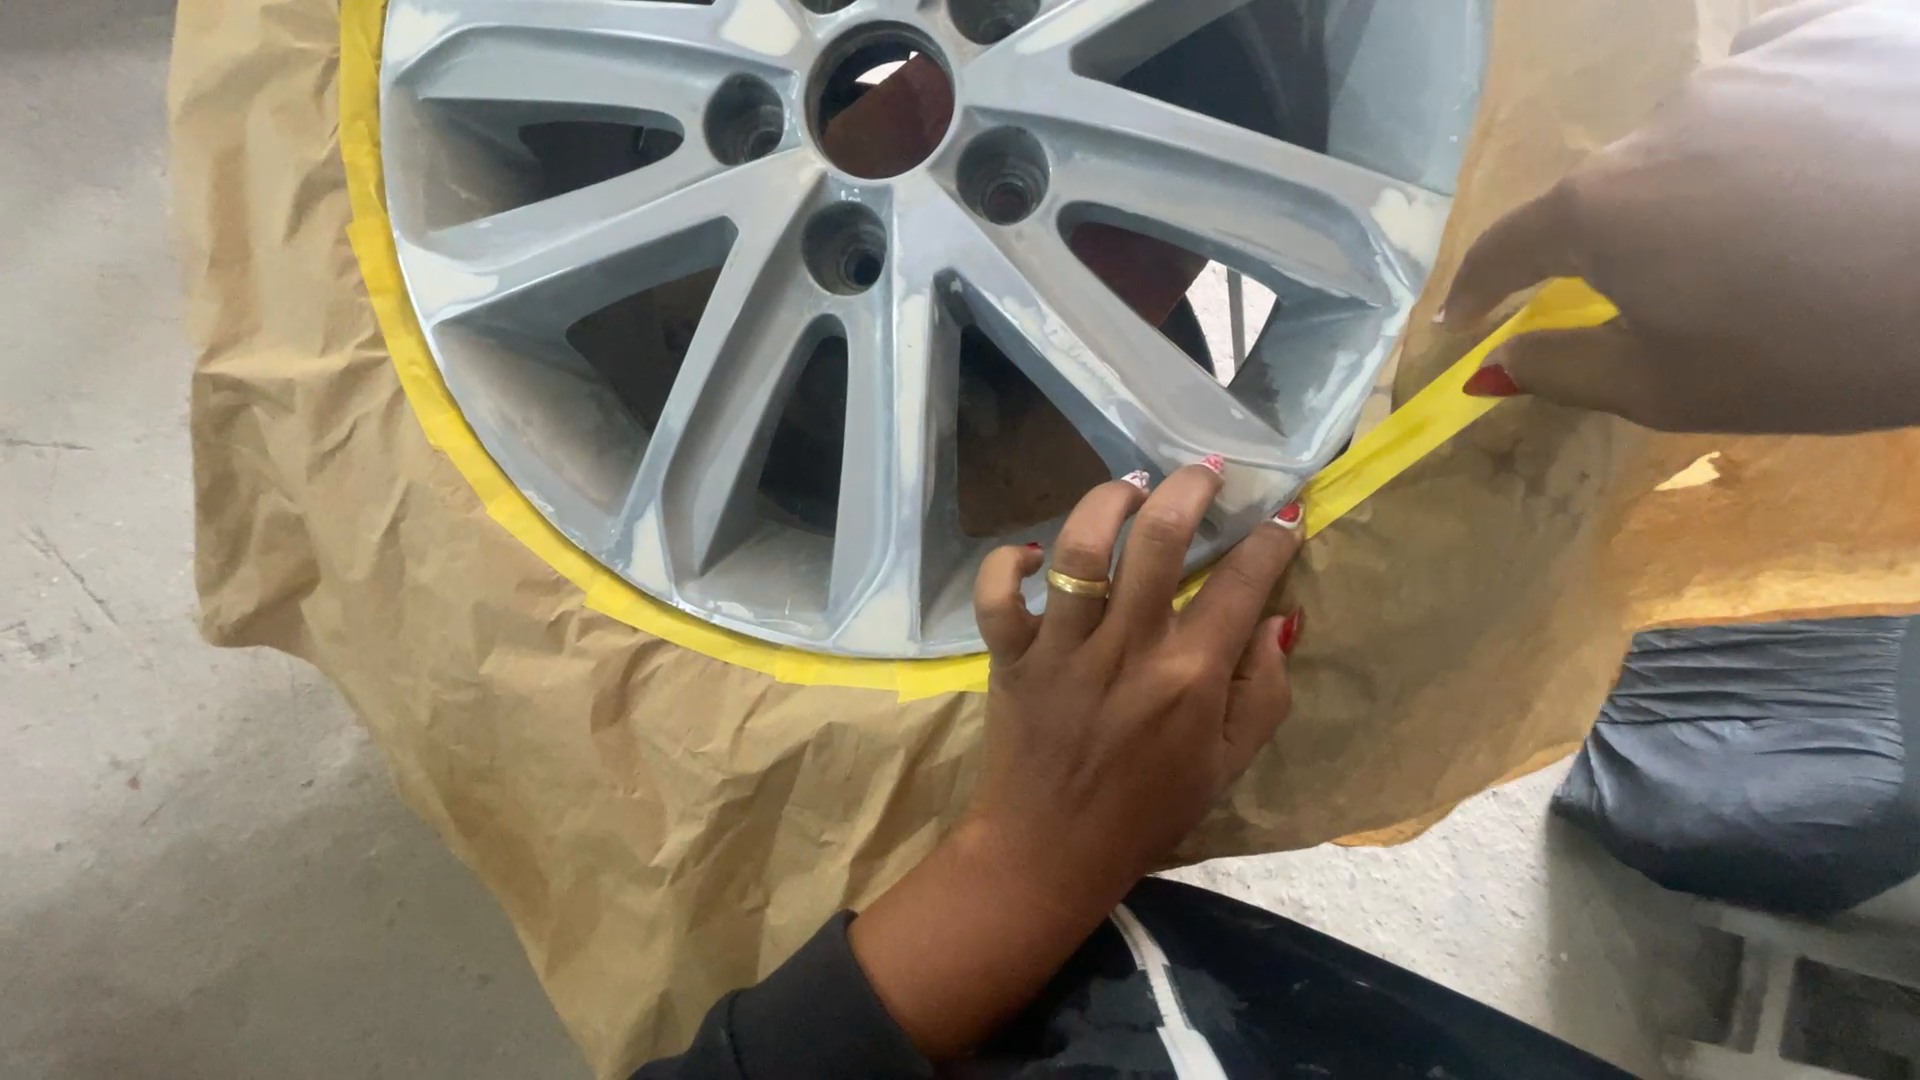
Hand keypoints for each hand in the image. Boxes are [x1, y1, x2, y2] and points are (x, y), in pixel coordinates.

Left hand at [850, 464, 1305, 1058]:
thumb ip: (1263, 692)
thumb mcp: (1228, 764)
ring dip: (1107, 503)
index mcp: (1190, 678)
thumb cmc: (1147, 810)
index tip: (1281, 510)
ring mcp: (1062, 649)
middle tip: (1205, 470)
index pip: (1243, 585)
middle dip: (1189, 488)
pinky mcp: (1011, 656)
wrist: (1051, 850)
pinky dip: (1005, 565)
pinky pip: (997, 596)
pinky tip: (1030, 554)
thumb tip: (1281, 618)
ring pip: (1080, 550)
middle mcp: (1127, 650)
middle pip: (1159, 541)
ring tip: (1130, 489)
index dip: (1269, 538)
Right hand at [1443, 0, 1919, 433]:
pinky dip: (1784, 105)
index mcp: (1600, 208)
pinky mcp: (1876, 20)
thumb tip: (1499, 360)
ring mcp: (1775, 56)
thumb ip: (1560, 371)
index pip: (1502, 251)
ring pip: (1695, 125)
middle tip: (1676, 289)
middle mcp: (1665, 117)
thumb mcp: (1671, 389)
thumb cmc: (1835, 342)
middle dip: (1614, 242)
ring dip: (1701, 174)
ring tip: (1777, 215)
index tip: (1465, 320)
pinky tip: (1835, 136)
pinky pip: (1791, 61)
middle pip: (1606, 189)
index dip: (1474, 291)